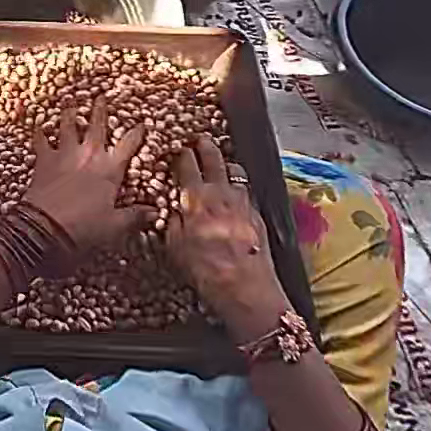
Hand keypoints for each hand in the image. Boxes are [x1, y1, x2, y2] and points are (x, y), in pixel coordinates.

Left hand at [20, 98, 148, 273]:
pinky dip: (38, 132)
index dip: (136, 134)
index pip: (128, 146)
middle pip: (97, 127)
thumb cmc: (83, 228)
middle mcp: (88, 156)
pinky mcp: (43, 161)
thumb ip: (134, 216)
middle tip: (101, 96)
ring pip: (67, 127)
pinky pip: (40, 141)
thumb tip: (154, 213)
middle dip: (100, 110)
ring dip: (69, 114)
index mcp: (109, 170)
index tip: (141, 123)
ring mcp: (64, 155)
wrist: (44, 229)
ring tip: (69, 101)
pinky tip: (36, 125)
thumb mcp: (114, 225)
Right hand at [164, 135, 289, 338]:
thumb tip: (172, 209)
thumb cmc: (205, 271)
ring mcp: (243, 203)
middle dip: (206, 146)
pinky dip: (238, 187)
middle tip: (200, 139)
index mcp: (196, 199)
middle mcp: (221, 194)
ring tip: (220, 164)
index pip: (187, 166)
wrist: (246, 290)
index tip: (178, 148)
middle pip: (215, 159)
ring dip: (226, 165)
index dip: (181, 154)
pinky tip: (235, 194)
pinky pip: (246, 192)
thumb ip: (172, 222)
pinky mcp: (258, 216)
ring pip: (235, 173)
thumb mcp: (174, 247)